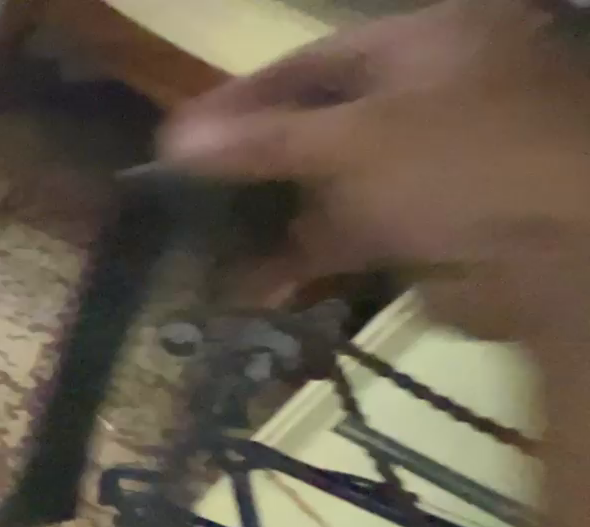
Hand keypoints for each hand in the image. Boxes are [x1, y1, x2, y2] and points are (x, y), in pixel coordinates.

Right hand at [160, 0, 589, 343]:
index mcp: (424, 47)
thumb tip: (169, 140)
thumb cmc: (458, 166)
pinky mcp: (415, 222)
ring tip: (198, 249)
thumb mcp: (347, 142)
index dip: (234, 102)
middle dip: (242, 168)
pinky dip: (292, 259)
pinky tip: (246, 284)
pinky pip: (336, 234)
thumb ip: (256, 142)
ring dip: (259, 222)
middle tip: (178, 196)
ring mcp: (420, 162)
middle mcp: (424, 96)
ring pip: (316, 186)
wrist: (560, 251)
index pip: (305, 63)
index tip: (171, 140)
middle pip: (306, 127)